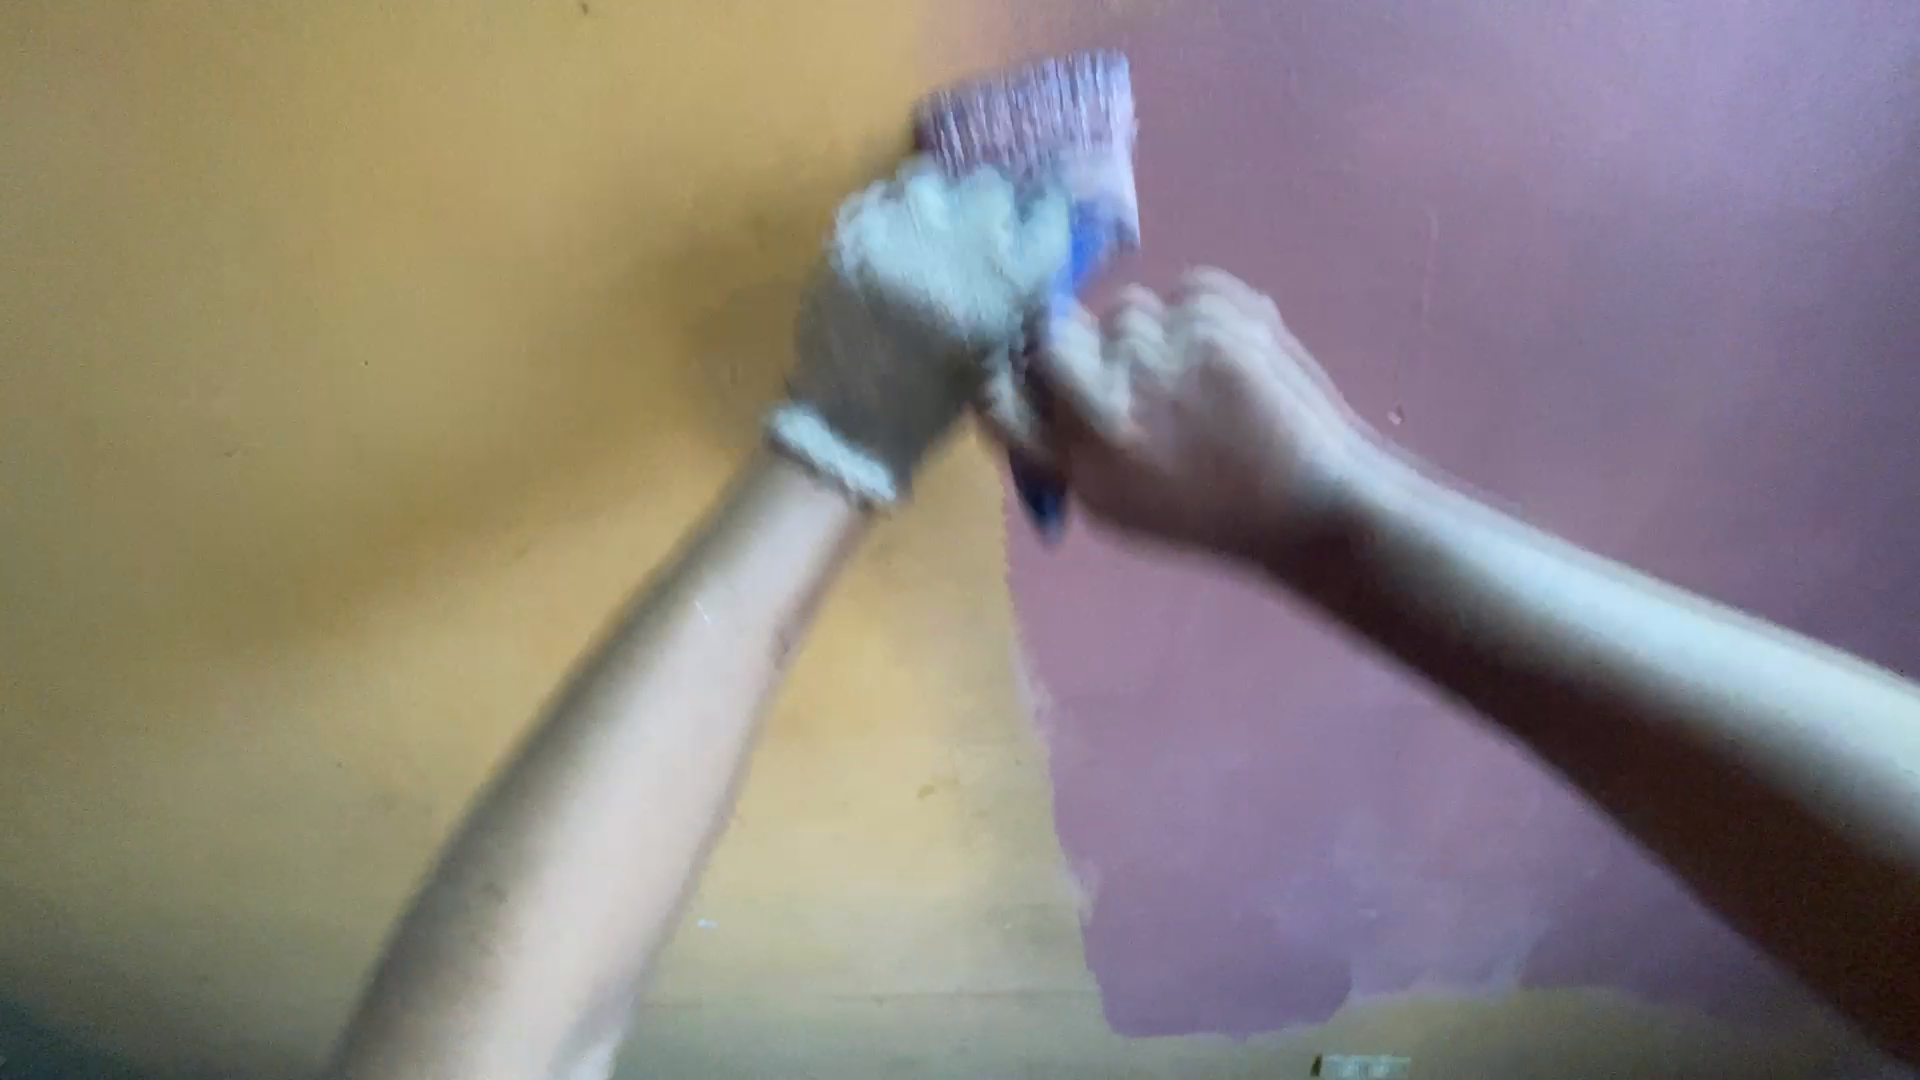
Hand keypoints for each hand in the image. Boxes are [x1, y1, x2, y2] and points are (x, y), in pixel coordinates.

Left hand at [771, 160, 1069, 504]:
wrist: (848, 426)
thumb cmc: (930, 407)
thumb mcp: (994, 357)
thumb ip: (1018, 296)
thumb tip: (1030, 240)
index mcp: (1001, 288)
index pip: (1047, 210)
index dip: (1045, 211)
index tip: (1036, 218)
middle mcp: (954, 249)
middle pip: (990, 186)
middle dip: (991, 208)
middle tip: (978, 234)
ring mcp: (896, 235)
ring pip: (933, 180)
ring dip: (939, 204)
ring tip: (929, 235)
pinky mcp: (849, 234)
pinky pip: (883, 196)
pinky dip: (894, 214)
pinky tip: (893, 245)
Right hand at [997, 268, 1378, 565]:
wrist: (1310, 503)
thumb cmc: (1205, 511)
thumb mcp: (1112, 506)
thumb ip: (1061, 450)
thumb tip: (1022, 390)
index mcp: (1080, 459)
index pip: (1000, 394)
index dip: (1008, 374)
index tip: (1030, 372)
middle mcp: (1109, 402)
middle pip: (1052, 332)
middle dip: (1074, 341)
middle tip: (1117, 362)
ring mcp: (1163, 353)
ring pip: (1125, 308)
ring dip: (1146, 332)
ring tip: (1192, 374)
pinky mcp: (1217, 316)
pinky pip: (1184, 291)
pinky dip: (1199, 317)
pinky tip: (1228, 358)